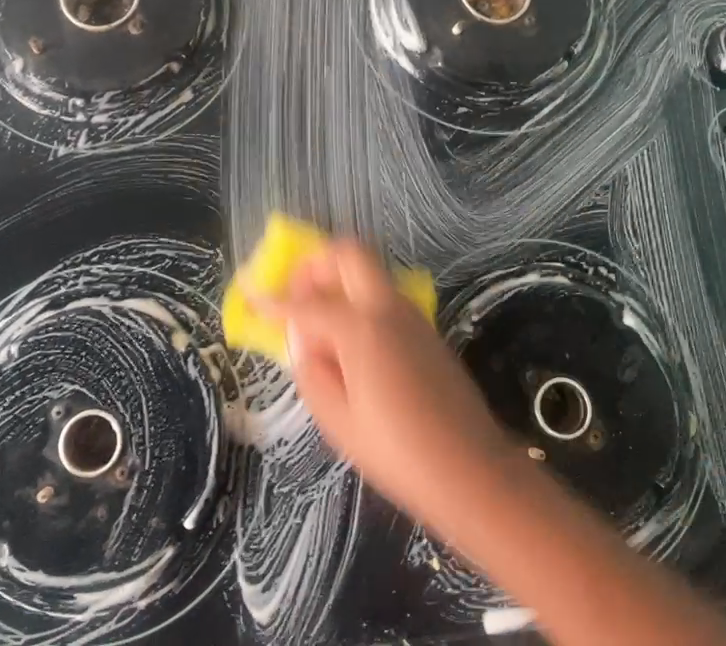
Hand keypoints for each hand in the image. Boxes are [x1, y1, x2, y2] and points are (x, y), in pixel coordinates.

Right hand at [262, 240, 523, 522]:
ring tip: (319, 329)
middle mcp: (389, 308)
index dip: (274, 302)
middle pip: (349, 253)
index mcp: (362, 328)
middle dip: (316, 265)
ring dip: (339, 284)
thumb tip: (307, 345)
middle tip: (296, 295)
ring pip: (369, 274)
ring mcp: (413, 316)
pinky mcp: (427, 332)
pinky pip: (384, 300)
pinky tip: (350, 350)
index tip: (253, 298)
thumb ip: (313, 371)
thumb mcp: (337, 421)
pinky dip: (359, 305)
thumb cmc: (398, 453)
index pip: (306, 303)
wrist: (472, 471)